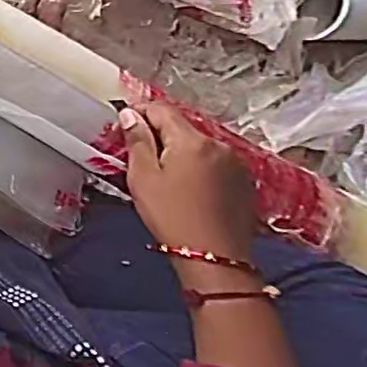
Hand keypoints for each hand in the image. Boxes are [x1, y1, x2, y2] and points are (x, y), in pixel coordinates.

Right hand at [116, 102, 256, 258]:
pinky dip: (196, 163)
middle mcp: (218, 144)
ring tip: (162, 171)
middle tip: (138, 153)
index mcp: (192, 141)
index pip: (162, 110)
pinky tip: (186, 184)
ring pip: (198, 143)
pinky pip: (213, 160)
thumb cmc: (171, 215)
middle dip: (158, 132)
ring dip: (178, 149)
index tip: (123, 125)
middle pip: (181, 126)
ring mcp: (235, 162)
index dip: (139, 112)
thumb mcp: (143, 177)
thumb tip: (130, 114)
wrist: (214, 257)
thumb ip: (137, 141)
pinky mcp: (243, 179)